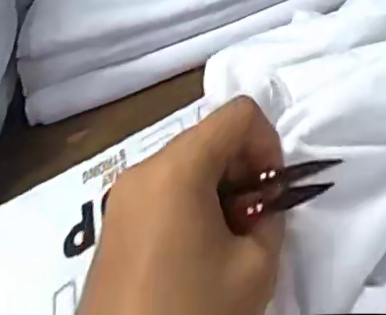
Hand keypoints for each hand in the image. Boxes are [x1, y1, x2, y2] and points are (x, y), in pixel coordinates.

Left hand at [78, 97, 286, 314]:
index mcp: (177, 167)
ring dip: (219, 188)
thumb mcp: (254, 271)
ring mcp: (122, 196)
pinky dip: (191, 204)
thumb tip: (261, 204)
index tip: (272, 194)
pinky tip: (198, 257)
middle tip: (256, 223)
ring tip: (228, 245)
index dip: (268, 145)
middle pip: (210, 136)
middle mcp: (144, 168)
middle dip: (243, 169)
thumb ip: (271, 219)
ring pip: (187, 163)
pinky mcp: (113, 224)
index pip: (238, 113)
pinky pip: (163, 189)